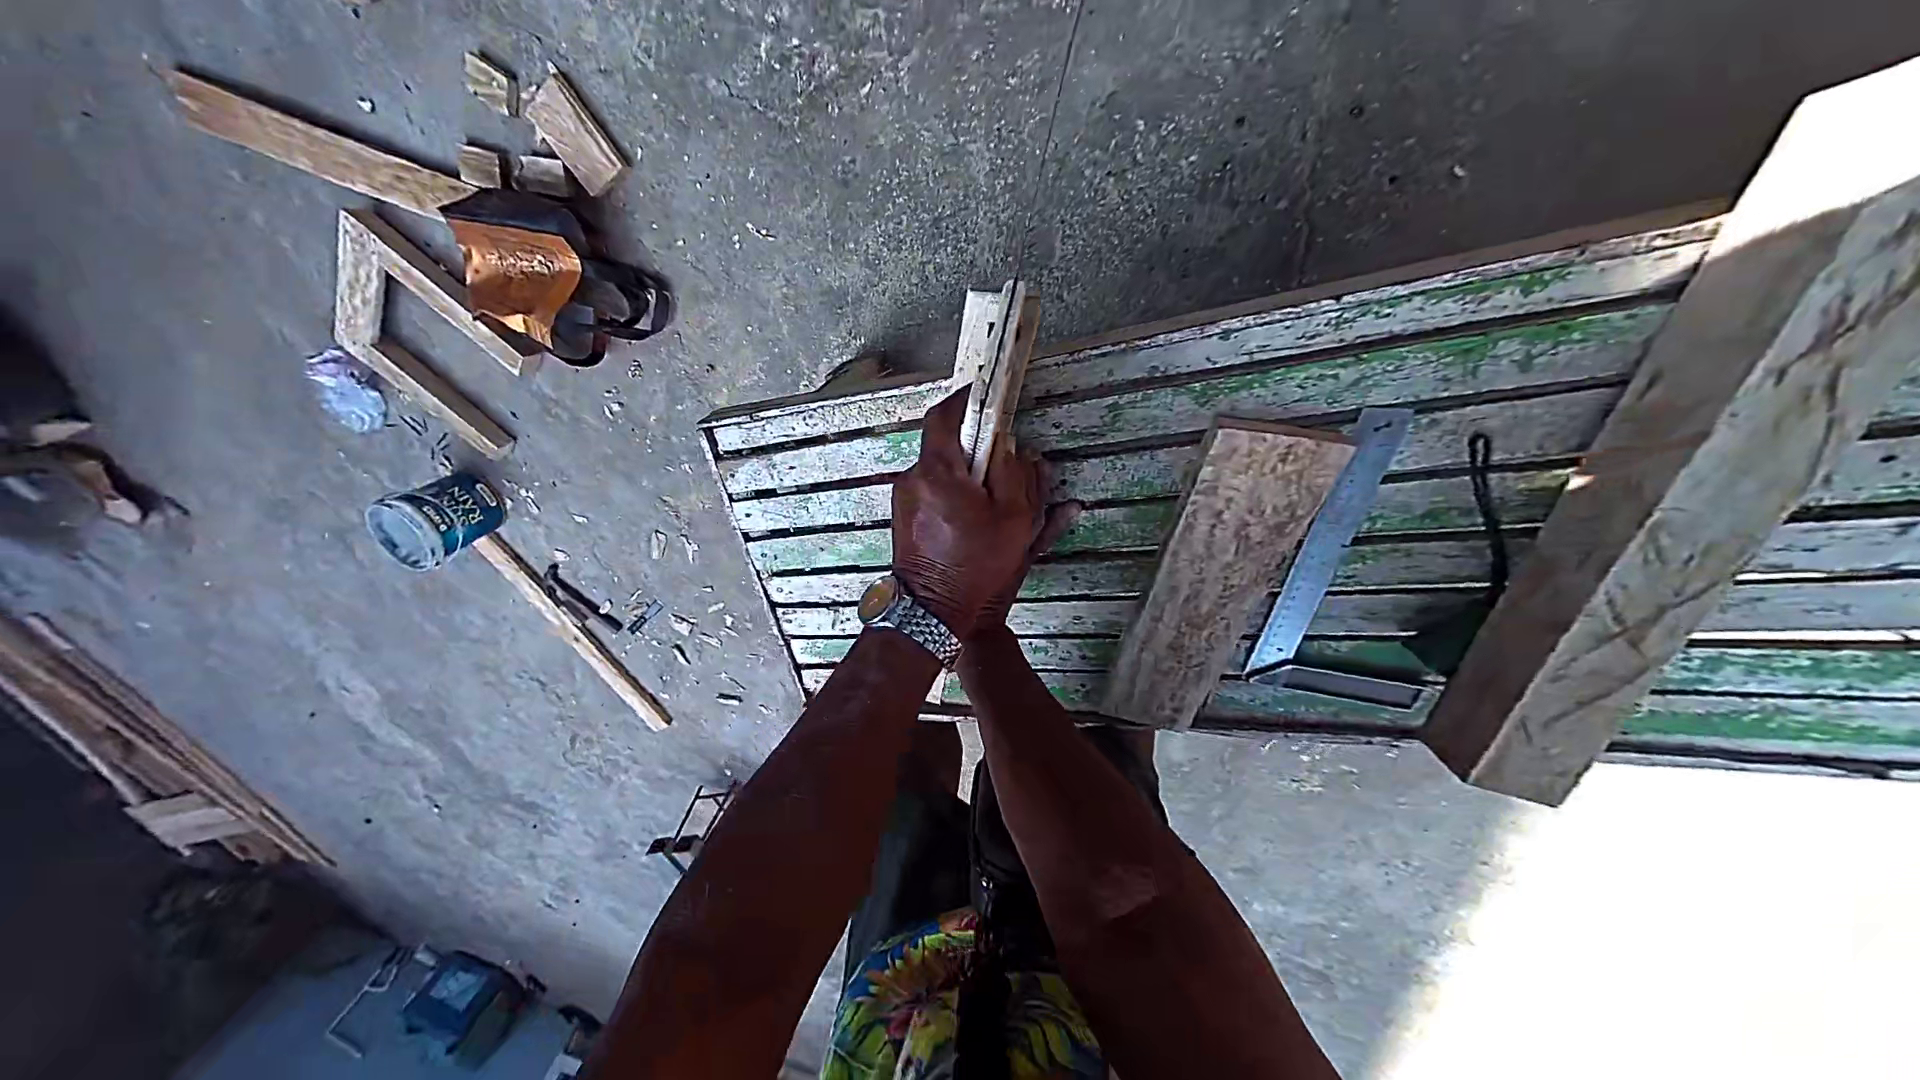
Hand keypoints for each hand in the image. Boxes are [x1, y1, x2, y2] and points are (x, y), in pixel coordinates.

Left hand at [891, 390, 1076, 637]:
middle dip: (975, 447)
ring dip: (964, 474)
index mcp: (938, 471)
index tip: (985, 396)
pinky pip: (931, 489)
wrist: (932, 610)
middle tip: (1001, 464)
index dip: (967, 399)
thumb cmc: (972, 568)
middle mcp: (913, 478)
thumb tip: (1008, 447)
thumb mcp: (1013, 519)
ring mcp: (904, 497)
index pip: (945, 414)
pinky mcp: (904, 515)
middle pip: (945, 443)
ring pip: (940, 469)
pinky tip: (971, 518)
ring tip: (989, 502)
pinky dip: (952, 492)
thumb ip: (1014, 474)